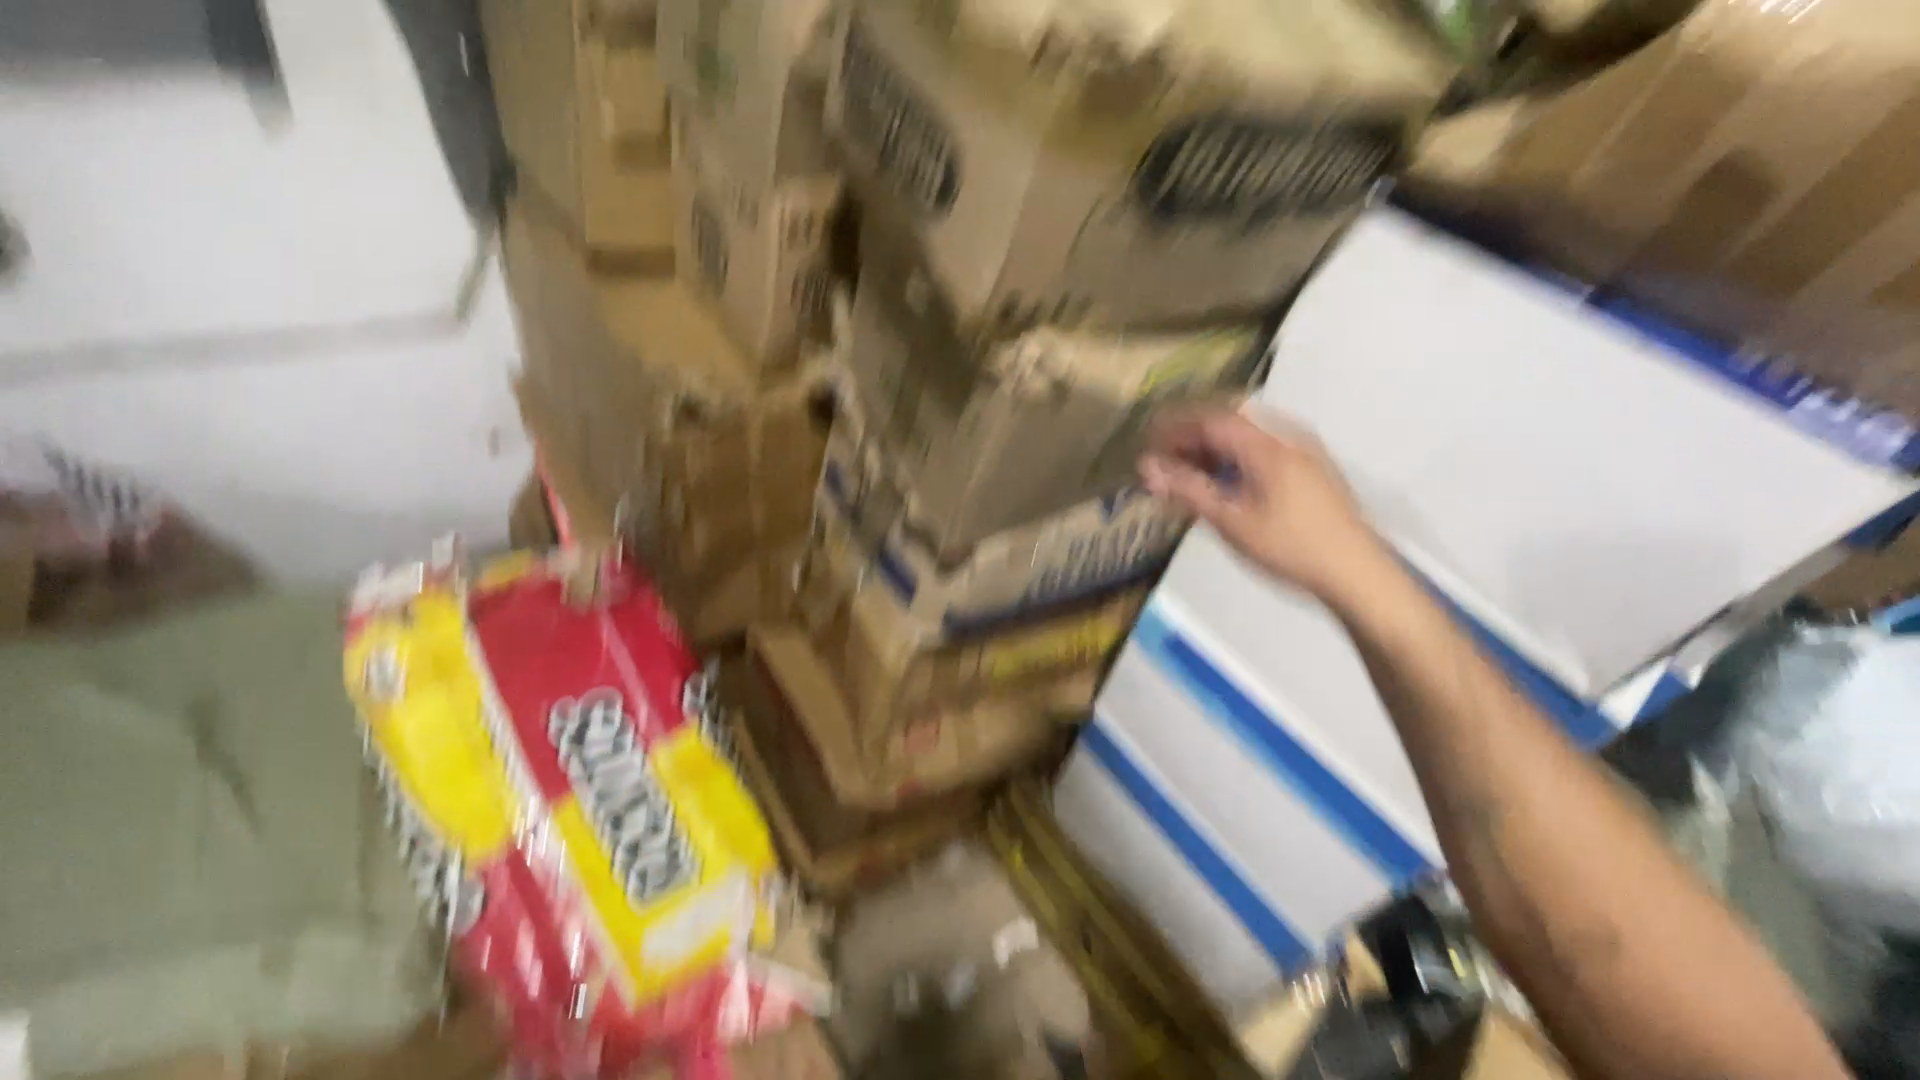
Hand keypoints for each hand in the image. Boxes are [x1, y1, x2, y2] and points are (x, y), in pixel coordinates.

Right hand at [1139, 407, 1389, 608]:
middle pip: (1230, 419)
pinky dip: (1236, 456)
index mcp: (1267, 445)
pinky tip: (1226, 482)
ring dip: (1214, 446)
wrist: (1356, 573)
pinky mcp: (1314, 468)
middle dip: (1192, 434)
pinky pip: (1265, 446)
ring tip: (1189, 472)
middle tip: (1165, 458)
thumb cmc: (1290, 549)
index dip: (1174, 425)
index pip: (1211, 417)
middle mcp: (1288, 437)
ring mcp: (1305, 450)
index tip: (1147, 441)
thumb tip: (1147, 468)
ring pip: (1249, 433)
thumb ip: (1188, 490)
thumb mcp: (1232, 522)